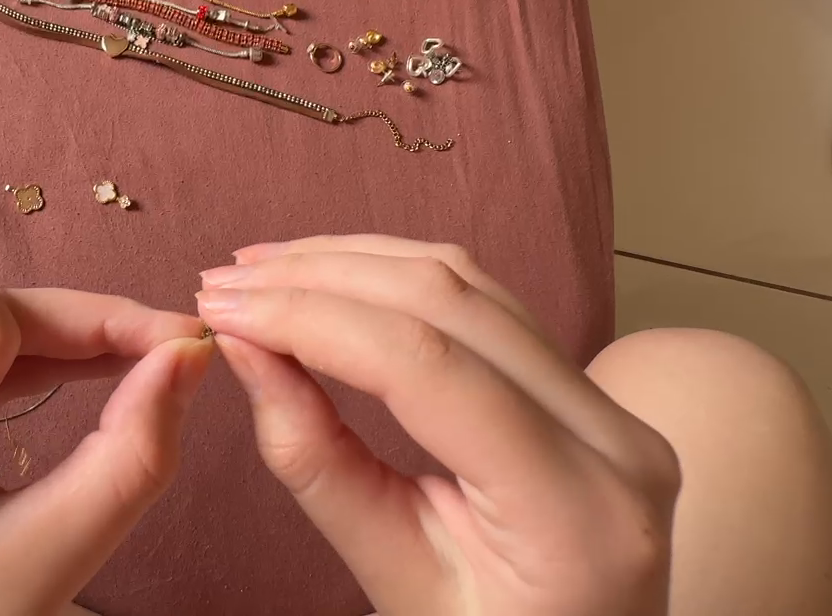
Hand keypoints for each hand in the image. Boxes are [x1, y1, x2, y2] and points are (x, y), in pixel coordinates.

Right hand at [197, 235, 679, 615]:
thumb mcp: (388, 574)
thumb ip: (310, 455)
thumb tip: (240, 344)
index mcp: (575, 512)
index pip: (420, 363)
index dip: (306, 318)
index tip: (219, 309)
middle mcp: (611, 433)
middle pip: (440, 298)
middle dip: (312, 276)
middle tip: (222, 282)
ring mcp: (603, 395)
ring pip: (455, 275)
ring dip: (341, 258)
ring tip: (256, 267)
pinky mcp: (575, 374)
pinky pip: (470, 289)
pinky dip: (380, 266)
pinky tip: (321, 269)